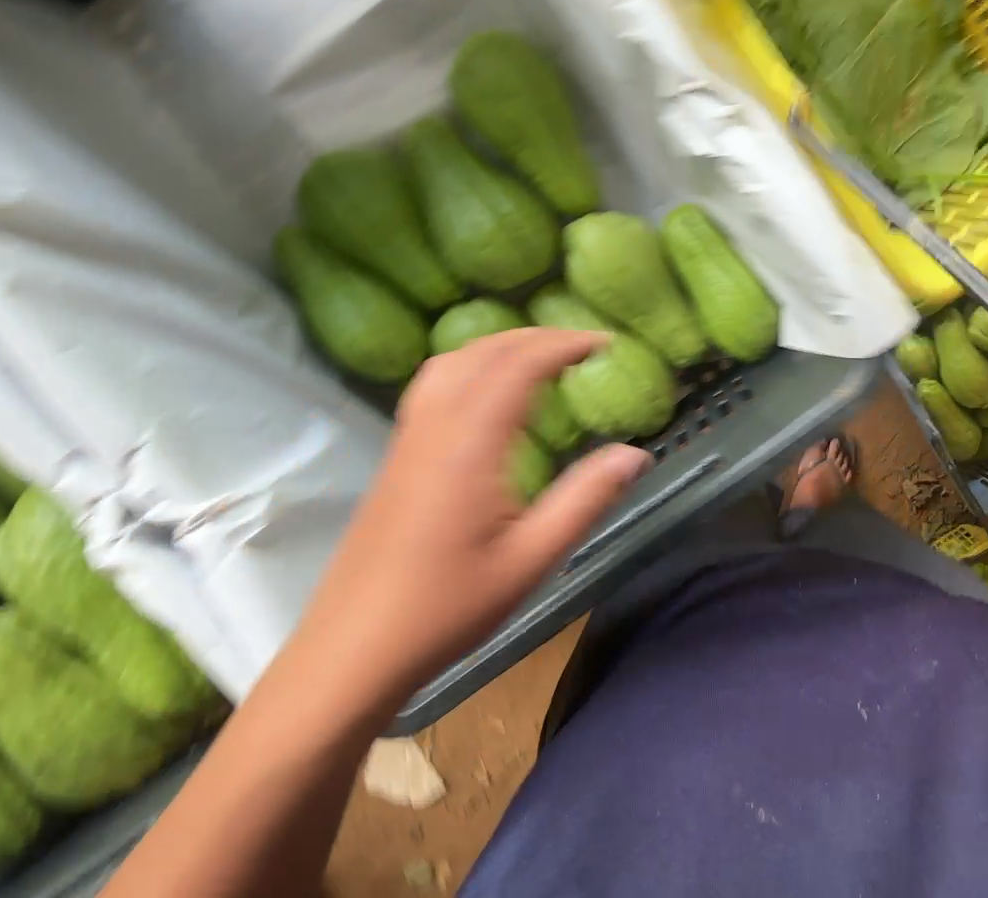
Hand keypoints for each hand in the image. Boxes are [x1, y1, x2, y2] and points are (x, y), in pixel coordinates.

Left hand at [288, 329, 652, 705]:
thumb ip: (585, 500)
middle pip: (483, 352)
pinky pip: (435, 386)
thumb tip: (636, 453)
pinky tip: (489, 396)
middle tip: (584, 345)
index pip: (519, 365)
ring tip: (542, 358)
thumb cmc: (447, 609)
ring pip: (452, 363)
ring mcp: (408, 441)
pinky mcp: (396, 458)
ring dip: (500, 346)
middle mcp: (434, 428)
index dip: (565, 344)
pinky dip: (472, 366)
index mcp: (469, 445)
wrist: (352, 650)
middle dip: (537, 337)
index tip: (607, 344)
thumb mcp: (531, 560)